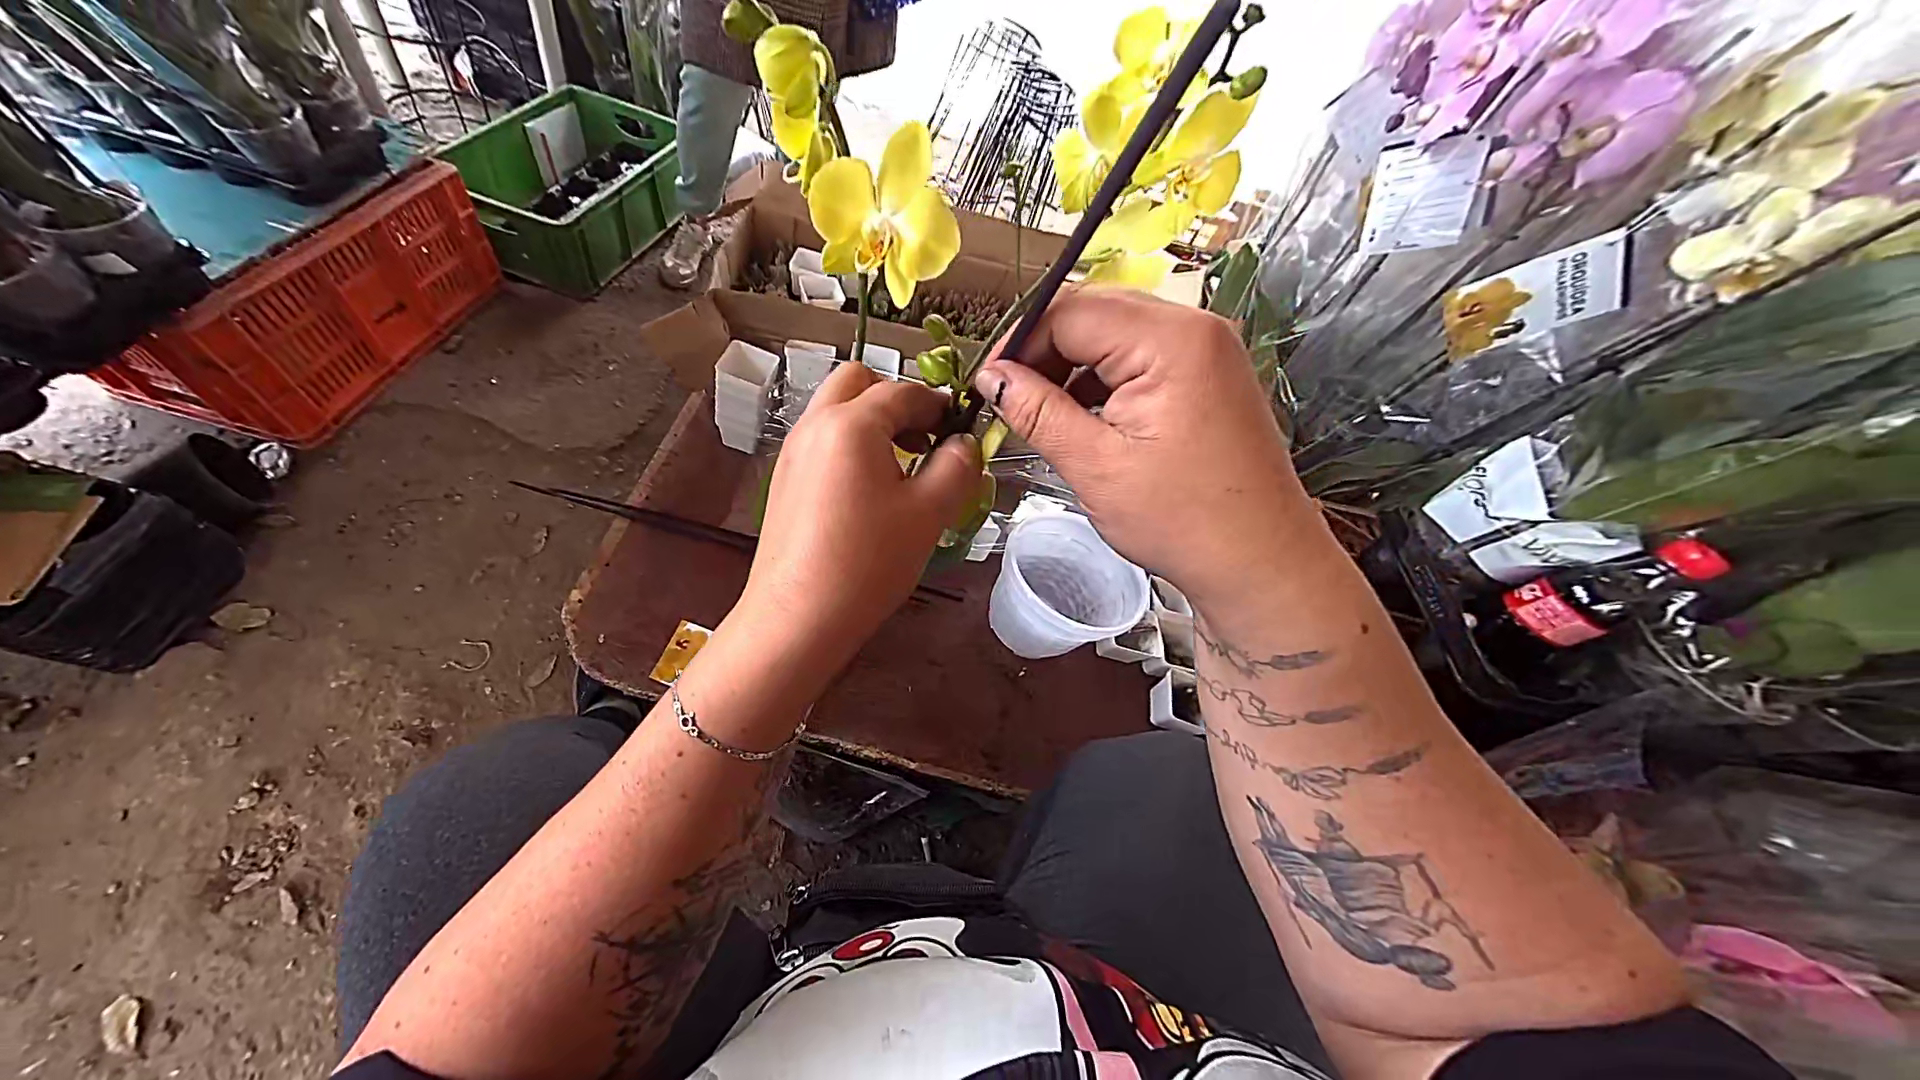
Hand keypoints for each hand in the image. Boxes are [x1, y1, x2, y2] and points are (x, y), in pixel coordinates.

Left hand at [734, 362, 980, 659]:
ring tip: (902, 468)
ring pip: (836, 410)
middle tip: (924, 438)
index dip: (939, 406)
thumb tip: (964, 445)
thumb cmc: (867, 562)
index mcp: (851, 424)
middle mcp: (814, 425)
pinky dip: (850, 446)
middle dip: (896, 400)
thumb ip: (956, 467)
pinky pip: (822, 441)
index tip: (961, 431)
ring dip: (872, 422)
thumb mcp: (928, 513)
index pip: (904, 391)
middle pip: (858, 382)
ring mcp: (793, 452)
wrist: (797, 618)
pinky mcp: (784, 480)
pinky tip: (870, 493)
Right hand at [972, 287, 1311, 607]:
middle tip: (1010, 397)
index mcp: (1171, 341)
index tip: (989, 381)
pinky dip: (1103, 381)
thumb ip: (1037, 412)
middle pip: (1095, 314)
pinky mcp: (1206, 375)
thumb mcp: (1096, 466)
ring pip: (1115, 335)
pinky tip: (1083, 418)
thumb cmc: (1184, 521)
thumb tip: (992, 377)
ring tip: (1043, 413)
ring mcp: (1206, 350)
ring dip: (1072, 368)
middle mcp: (1195, 328)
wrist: (1259, 561)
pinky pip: (1140, 358)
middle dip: (1044, 352)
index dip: (1021, 341)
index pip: (1072, 312)